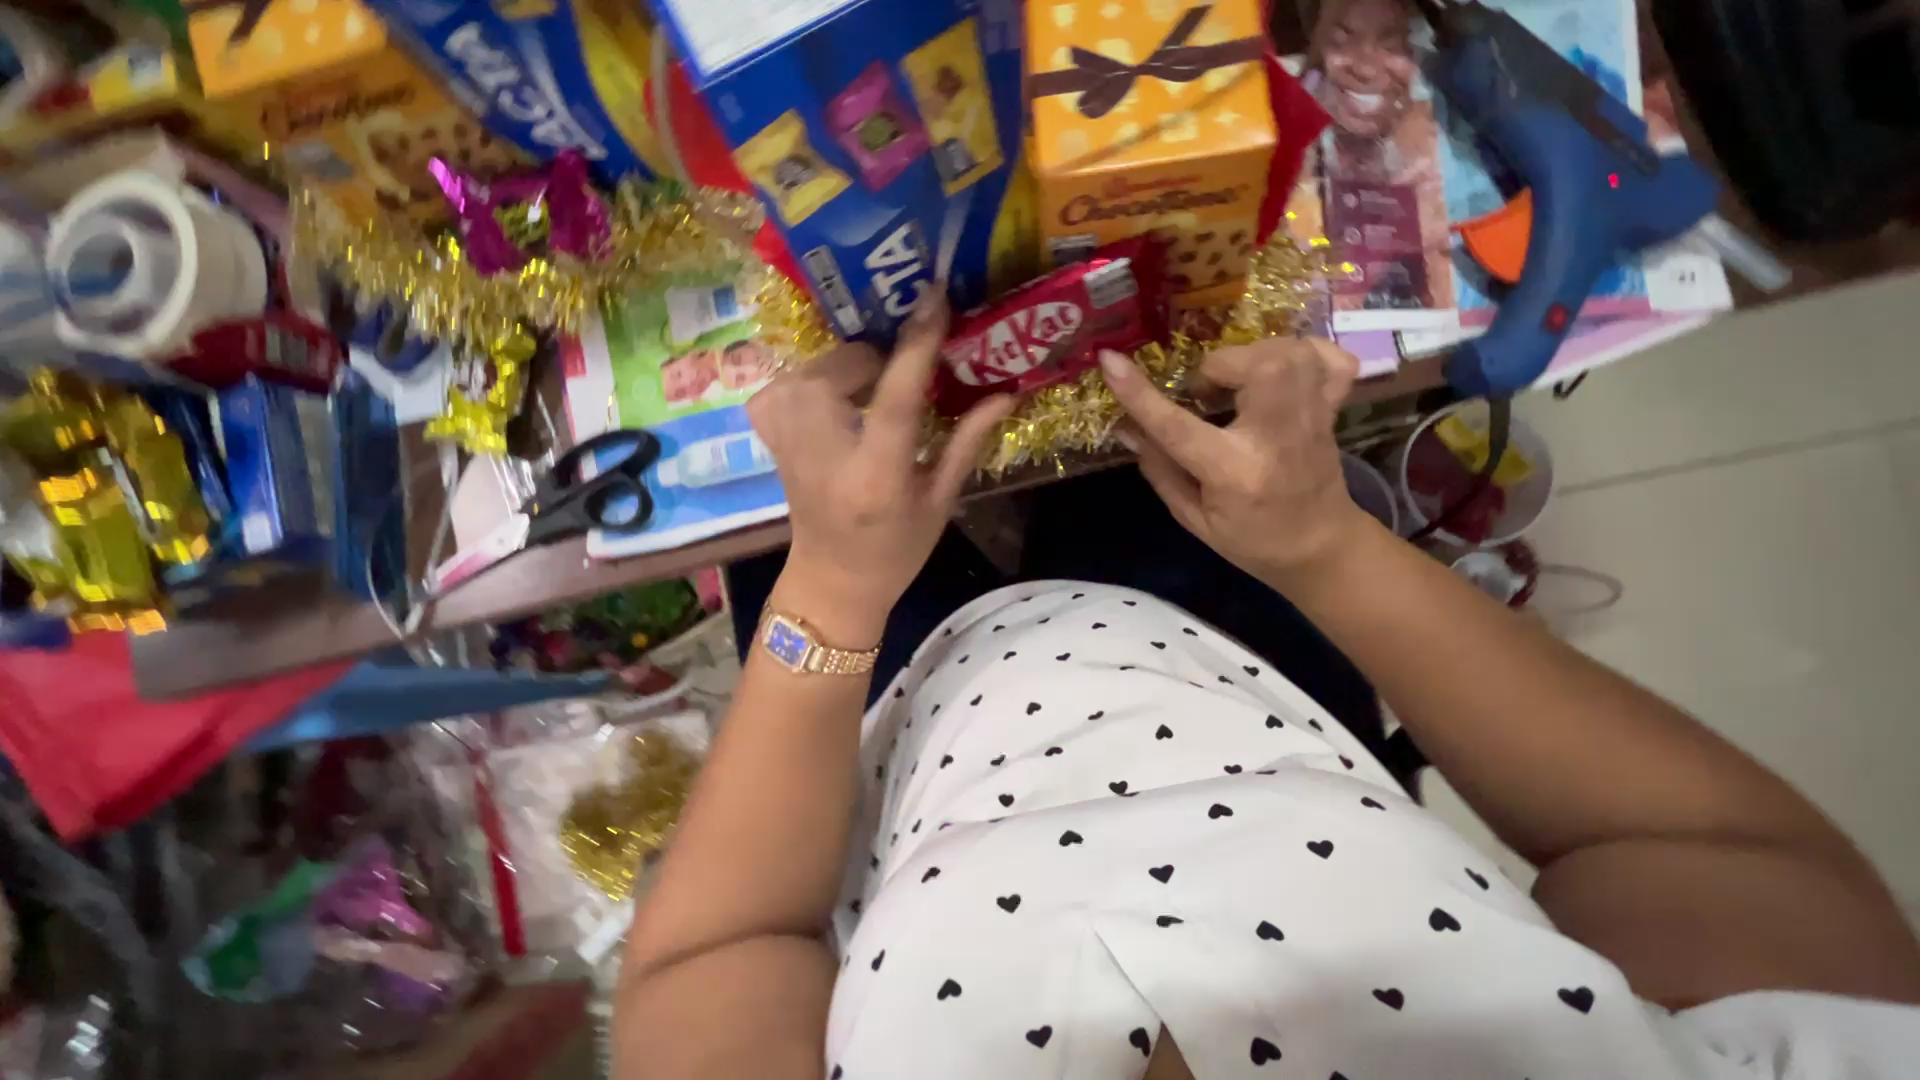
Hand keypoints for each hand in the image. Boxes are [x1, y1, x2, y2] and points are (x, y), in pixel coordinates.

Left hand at [748, 295, 1012, 646]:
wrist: (830, 579)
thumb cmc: (895, 548)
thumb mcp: (941, 500)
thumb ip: (968, 440)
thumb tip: (1007, 390)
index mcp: (876, 474)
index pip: (896, 397)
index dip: (917, 343)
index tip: (935, 297)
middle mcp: (822, 449)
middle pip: (850, 365)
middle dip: (881, 364)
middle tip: (902, 388)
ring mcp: (785, 437)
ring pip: (820, 363)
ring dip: (851, 372)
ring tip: (869, 401)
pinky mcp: (767, 429)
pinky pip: (791, 375)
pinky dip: (815, 379)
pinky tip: (833, 405)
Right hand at [1099, 338, 1375, 590]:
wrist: (1320, 548)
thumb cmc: (1250, 540)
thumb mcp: (1193, 517)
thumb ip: (1160, 468)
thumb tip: (1126, 426)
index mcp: (1234, 472)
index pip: (1177, 426)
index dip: (1138, 392)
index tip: (1109, 360)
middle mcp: (1277, 437)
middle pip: (1257, 367)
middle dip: (1218, 366)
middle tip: (1206, 395)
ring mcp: (1312, 418)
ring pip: (1290, 352)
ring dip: (1253, 356)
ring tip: (1237, 382)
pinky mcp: (1332, 409)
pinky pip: (1329, 358)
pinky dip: (1303, 352)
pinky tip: (1282, 370)